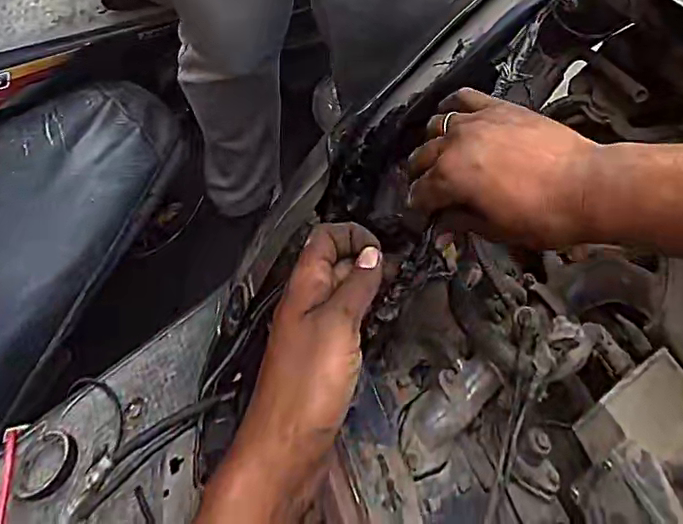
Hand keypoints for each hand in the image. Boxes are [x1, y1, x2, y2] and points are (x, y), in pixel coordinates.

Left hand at [207, 223, 384, 519]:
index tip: (380, 246)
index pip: (323, 237)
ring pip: (341, 292)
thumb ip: (356, 286)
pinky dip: (363, 314)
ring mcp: (312, 329)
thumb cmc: (306, 386)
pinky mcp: (322, 356)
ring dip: (366, 285)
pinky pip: (344, 321)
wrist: (286, 448)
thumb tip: (372, 253)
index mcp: (303, 286)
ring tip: (393, 289)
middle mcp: (305, 302)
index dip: (352, 233)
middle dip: (365, 257)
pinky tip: (379, 322)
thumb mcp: (338, 324)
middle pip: (334, 262)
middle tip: (396, 269)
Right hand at [406, 88, 603, 248]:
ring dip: (433, 143)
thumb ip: (462, 223)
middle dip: (420, 176)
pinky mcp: (497, 108)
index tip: (424, 214)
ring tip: (440, 154)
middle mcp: (456, 143)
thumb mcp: (498, 230)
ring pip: (437, 126)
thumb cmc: (549, 212)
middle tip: (428, 189)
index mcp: (451, 176)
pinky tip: (452, 113)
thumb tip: (444, 226)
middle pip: (422, 157)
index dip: (419, 207)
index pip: (421, 191)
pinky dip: (452, 105)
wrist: (588, 186)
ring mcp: (476, 121)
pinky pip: (464, 97)